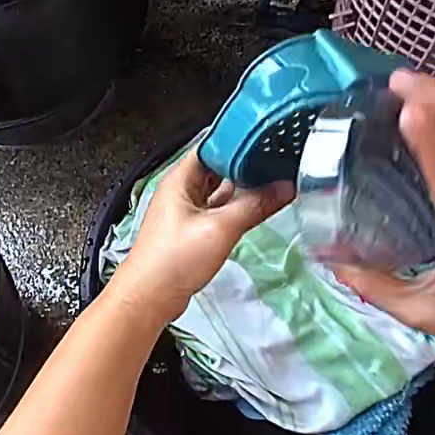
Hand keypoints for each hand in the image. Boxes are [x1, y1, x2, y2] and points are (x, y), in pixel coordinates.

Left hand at [106, 151, 292, 322]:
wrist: (150, 296)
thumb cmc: (174, 258)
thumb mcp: (221, 228)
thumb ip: (255, 205)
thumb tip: (284, 188)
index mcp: (180, 179)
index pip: (211, 146)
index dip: (238, 141)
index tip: (265, 139)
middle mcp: (181, 190)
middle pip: (217, 168)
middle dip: (244, 165)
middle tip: (275, 160)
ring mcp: (185, 211)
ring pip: (218, 191)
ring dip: (241, 188)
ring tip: (271, 181)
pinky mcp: (191, 230)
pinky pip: (217, 210)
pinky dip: (235, 208)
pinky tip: (254, 209)